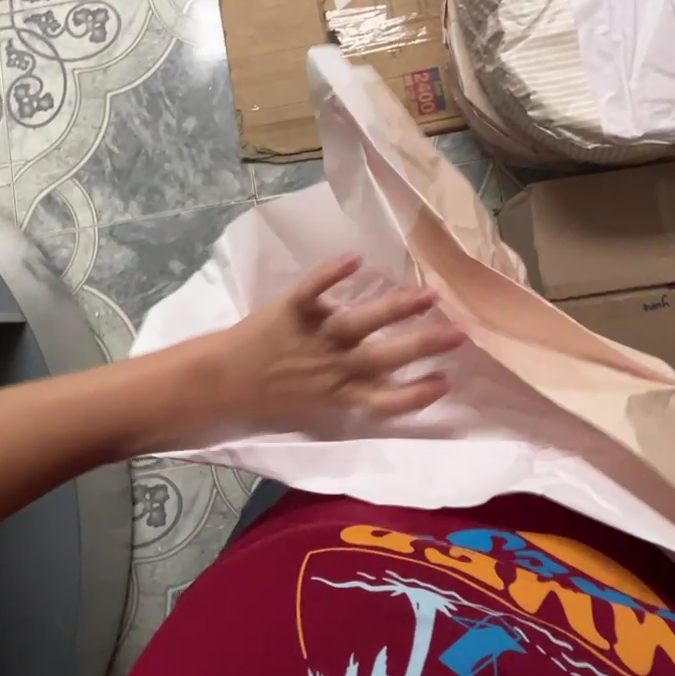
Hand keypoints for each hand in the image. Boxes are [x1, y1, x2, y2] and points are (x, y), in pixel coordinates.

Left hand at [188, 255, 465, 435]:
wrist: (214, 388)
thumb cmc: (263, 405)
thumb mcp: (310, 416)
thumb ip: (345, 402)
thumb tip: (382, 390)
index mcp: (338, 397)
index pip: (387, 401)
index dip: (418, 395)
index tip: (447, 381)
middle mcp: (332, 370)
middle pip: (386, 358)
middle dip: (425, 345)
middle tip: (460, 332)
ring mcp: (312, 340)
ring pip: (361, 323)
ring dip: (396, 308)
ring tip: (429, 293)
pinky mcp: (289, 313)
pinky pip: (313, 291)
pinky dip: (332, 274)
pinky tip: (356, 258)